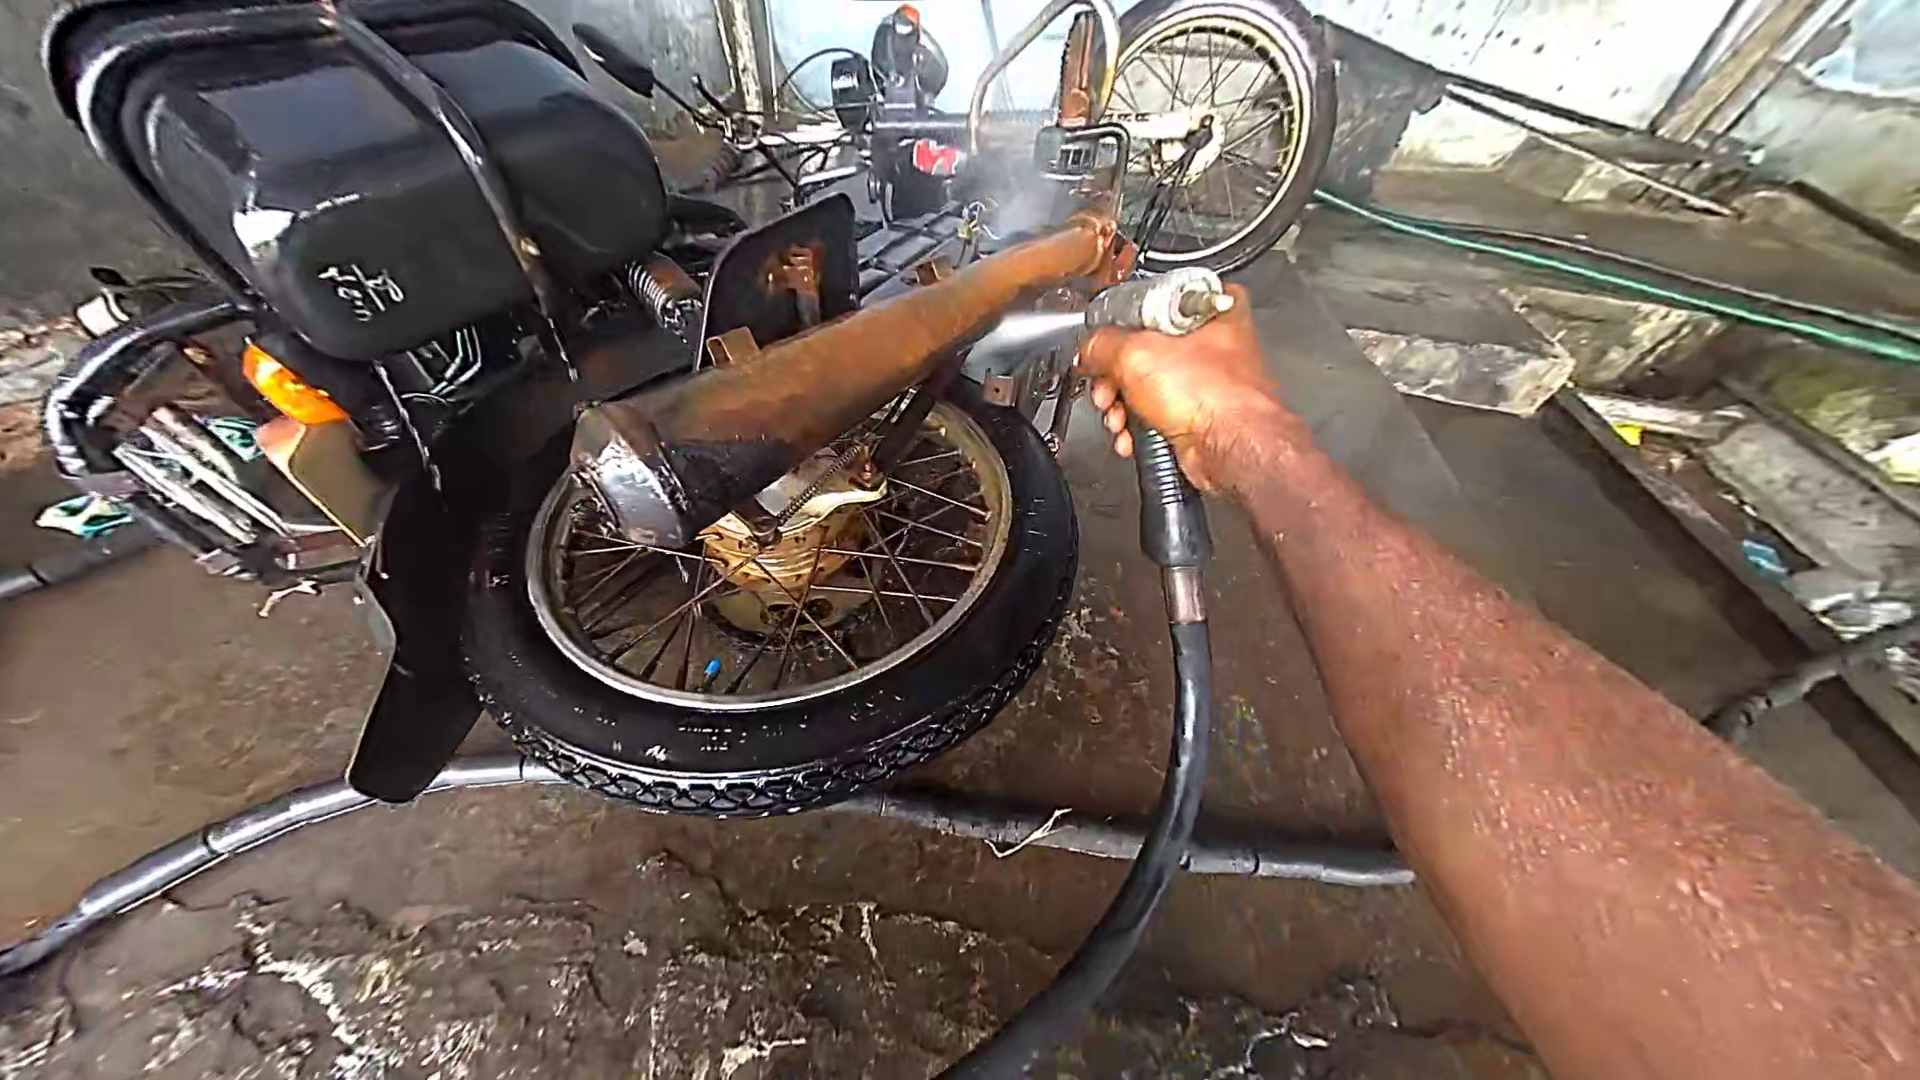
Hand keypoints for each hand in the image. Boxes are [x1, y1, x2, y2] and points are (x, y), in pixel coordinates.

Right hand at [1076, 284, 1280, 489]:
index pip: (1147, 305)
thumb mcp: (1136, 353)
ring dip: (1120, 407)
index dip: (1118, 328)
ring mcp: (1204, 379)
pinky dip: (1135, 426)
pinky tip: (1130, 436)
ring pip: (1143, 387)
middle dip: (1113, 379)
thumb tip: (1086, 350)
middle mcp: (1210, 340)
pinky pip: (1152, 414)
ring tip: (1117, 418)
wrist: (1231, 448)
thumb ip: (1101, 345)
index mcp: (1207, 306)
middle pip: (1139, 351)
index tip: (1102, 347)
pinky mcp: (1196, 413)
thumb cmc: (1212, 396)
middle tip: (1106, 390)